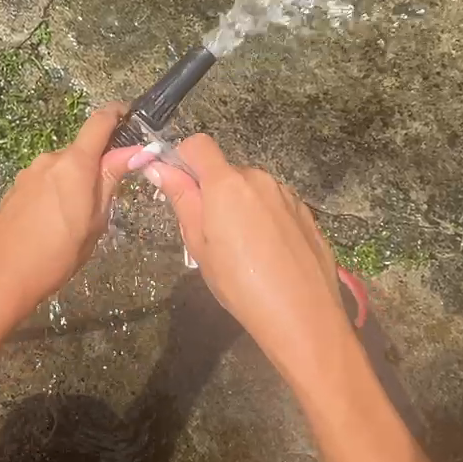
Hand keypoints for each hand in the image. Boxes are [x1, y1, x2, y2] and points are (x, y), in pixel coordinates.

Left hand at [0, 103, 131, 330]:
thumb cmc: (56, 255)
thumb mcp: (95, 221)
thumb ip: (111, 181)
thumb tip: (136, 150)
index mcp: (73, 163)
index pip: (99, 121)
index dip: (119, 114)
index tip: (133, 118)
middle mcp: (48, 160)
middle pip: (81, 151)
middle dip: (97, 168)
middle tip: (107, 204)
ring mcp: (27, 174)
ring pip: (62, 170)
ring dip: (75, 185)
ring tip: (78, 224)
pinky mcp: (14, 190)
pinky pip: (45, 183)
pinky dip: (56, 195)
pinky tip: (54, 226)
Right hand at [110, 134, 349, 358]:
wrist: (303, 316)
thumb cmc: (239, 284)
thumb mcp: (198, 245)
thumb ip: (181, 199)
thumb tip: (157, 167)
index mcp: (226, 184)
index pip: (197, 144)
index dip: (182, 159)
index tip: (178, 188)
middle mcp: (258, 178)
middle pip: (224, 169)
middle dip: (211, 191)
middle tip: (209, 234)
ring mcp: (285, 194)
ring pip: (249, 188)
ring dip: (238, 205)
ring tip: (241, 249)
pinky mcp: (305, 212)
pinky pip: (273, 203)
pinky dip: (262, 217)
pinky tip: (267, 253)